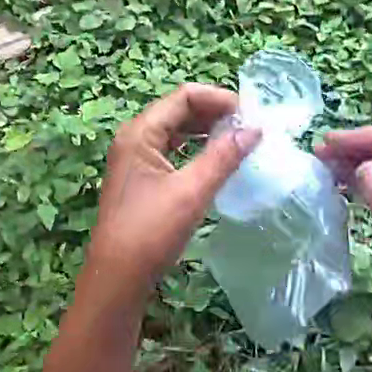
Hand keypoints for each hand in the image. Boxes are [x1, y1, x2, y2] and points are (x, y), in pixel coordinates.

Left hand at [83, 84, 261, 303]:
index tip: (251, 115)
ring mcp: (133, 158)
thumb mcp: (192, 191)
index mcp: (139, 132)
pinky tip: (217, 160)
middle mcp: (133, 138)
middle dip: (214, 113)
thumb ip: (223, 156)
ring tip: (240, 141)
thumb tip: (254, 129)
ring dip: (206, 131)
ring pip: (175, 131)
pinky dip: (194, 149)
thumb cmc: (151, 231)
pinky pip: (170, 150)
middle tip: (250, 128)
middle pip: (178, 110)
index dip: (218, 99)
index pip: (183, 96)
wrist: (117, 275)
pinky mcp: (139, 177)